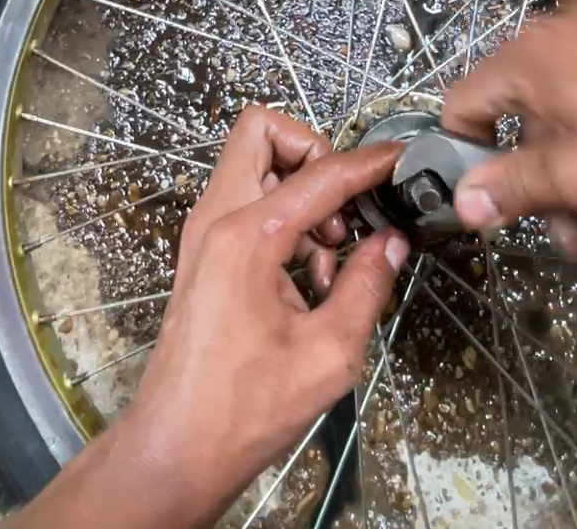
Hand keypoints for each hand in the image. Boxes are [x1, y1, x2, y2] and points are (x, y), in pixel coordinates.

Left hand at [101, 106, 409, 522]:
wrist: (176, 446)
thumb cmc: (247, 407)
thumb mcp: (329, 352)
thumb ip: (367, 285)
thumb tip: (392, 241)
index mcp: (247, 235)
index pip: (320, 174)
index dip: (368, 163)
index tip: (400, 160)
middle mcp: (217, 216)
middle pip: (261, 132)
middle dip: (312, 151)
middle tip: (344, 202)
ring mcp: (205, 230)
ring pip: (254, 164)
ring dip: (300, 190)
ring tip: (331, 255)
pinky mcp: (205, 250)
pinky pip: (248, 201)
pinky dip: (284, 216)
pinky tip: (310, 275)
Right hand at [442, 0, 576, 250]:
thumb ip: (513, 188)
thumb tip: (465, 203)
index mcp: (531, 56)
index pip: (463, 103)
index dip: (467, 156)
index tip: (494, 201)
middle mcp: (564, 32)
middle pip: (520, 112)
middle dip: (538, 178)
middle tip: (573, 230)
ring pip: (568, 109)